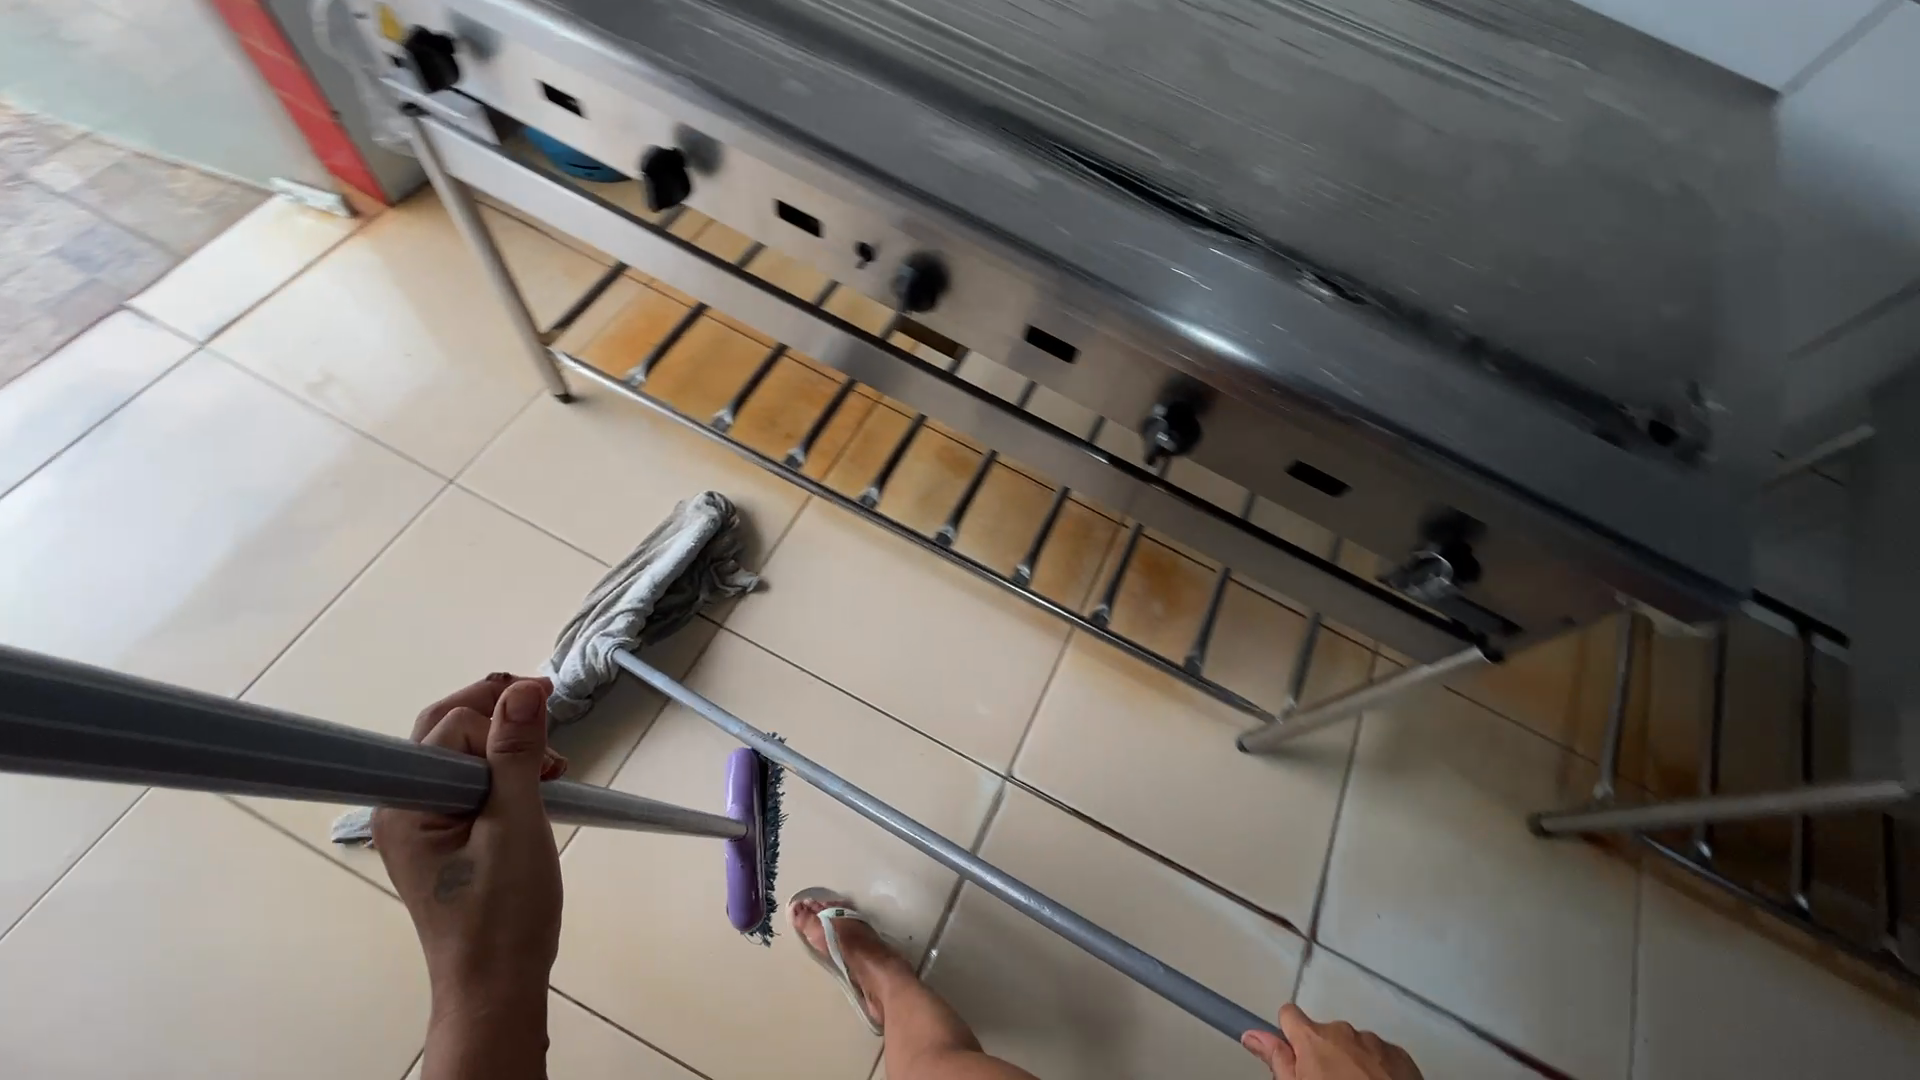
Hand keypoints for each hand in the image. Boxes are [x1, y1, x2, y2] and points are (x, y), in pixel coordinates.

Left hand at [374, 673, 566, 1079]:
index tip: (549, 698)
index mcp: (408, 804)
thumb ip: (517, 753)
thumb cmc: (504, 910)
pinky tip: (541, 781)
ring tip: (554, 767)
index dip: (496, 705)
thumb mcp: (518, 824)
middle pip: (446, 732)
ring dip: (510, 744)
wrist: (500, 982)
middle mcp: (406, 805)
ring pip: (463, 753)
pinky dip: (509, 768)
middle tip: (550, 721)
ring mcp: (426, 820)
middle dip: (500, 715)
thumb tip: (524, 688)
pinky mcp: (450, 833)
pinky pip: (474, 778)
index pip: (448, 727)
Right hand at [1242, 1004, 1422, 1079]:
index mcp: (1312, 1038)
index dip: (1290, 1035)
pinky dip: (1379, 1069)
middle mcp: (1341, 1030)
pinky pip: (1381, 1055)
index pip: (1289, 1013)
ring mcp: (1374, 1041)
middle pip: (1324, 1034)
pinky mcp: (1401, 1056)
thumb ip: (1276, 1060)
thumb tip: (1250, 1034)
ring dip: (1353, 1062)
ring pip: (1354, 1045)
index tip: (1297, 1058)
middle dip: (1325, 1055)